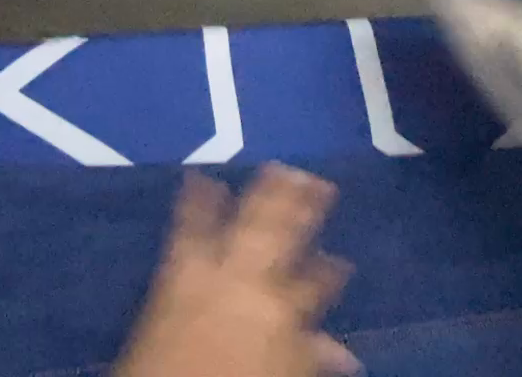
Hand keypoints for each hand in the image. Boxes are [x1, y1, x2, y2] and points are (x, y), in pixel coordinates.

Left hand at [117, 164, 360, 376]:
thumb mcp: (284, 374)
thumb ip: (309, 357)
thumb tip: (344, 353)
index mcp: (285, 312)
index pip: (318, 284)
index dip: (332, 270)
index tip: (342, 259)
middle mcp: (254, 280)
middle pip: (285, 234)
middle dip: (302, 205)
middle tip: (315, 179)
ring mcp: (214, 268)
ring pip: (246, 219)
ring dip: (263, 191)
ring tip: (278, 166)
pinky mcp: (177, 268)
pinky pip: (188, 226)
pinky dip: (195, 200)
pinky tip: (198, 176)